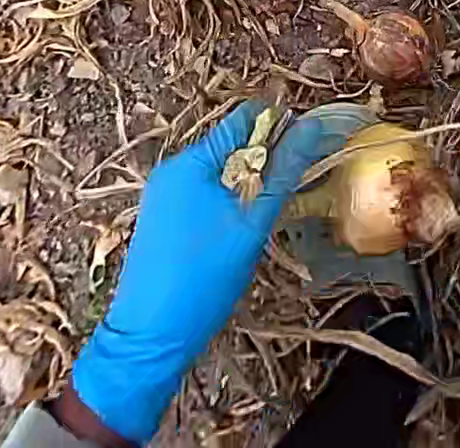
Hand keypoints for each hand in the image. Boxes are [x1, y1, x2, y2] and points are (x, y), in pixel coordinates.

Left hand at [71, 101, 329, 443]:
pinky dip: (231, 196)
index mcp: (191, 162)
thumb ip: (284, 168)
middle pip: (233, 142)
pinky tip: (243, 223)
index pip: (244, 118)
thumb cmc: (204, 276)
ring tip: (268, 207)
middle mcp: (173, 169)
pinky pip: (207, 189)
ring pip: (222, 168)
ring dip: (250, 178)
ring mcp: (164, 194)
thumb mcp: (253, 219)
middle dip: (266, 155)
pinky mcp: (164, 217)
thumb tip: (312, 123)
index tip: (304, 145)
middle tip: (291, 182)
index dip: (279, 124)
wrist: (147, 342)